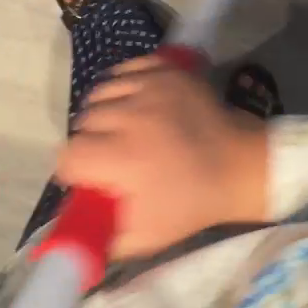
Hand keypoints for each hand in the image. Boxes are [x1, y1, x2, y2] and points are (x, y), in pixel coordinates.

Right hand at [56, 56, 269, 259]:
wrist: (239, 163)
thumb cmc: (192, 202)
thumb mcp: (145, 236)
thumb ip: (101, 239)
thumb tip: (68, 240)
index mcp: (122, 155)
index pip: (69, 155)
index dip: (72, 170)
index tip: (86, 177)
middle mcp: (129, 114)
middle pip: (83, 122)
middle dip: (89, 141)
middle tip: (107, 156)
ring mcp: (148, 85)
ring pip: (100, 93)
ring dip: (103, 112)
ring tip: (119, 128)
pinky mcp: (164, 68)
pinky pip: (124, 70)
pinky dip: (122, 84)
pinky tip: (132, 103)